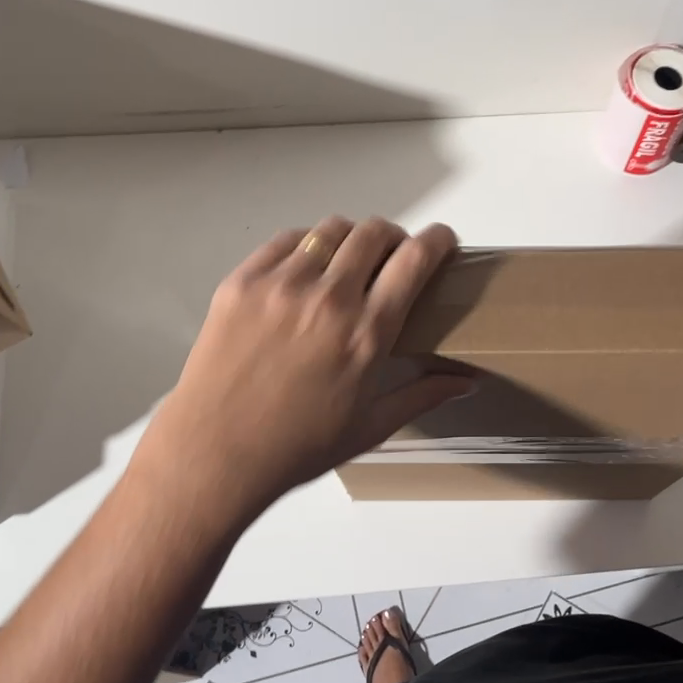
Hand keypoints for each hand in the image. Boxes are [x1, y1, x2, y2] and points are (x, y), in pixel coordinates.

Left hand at [132, 217, 473, 523]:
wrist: (214, 453)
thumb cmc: (298, 447)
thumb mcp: (370, 427)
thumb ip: (422, 395)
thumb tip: (467, 382)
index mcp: (366, 334)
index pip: (415, 260)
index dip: (438, 240)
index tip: (443, 241)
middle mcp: (328, 298)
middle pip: (374, 233)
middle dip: (394, 237)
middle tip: (392, 256)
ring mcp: (281, 285)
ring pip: (330, 229)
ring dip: (350, 239)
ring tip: (347, 261)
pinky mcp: (242, 282)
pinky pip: (285, 240)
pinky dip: (305, 245)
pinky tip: (305, 269)